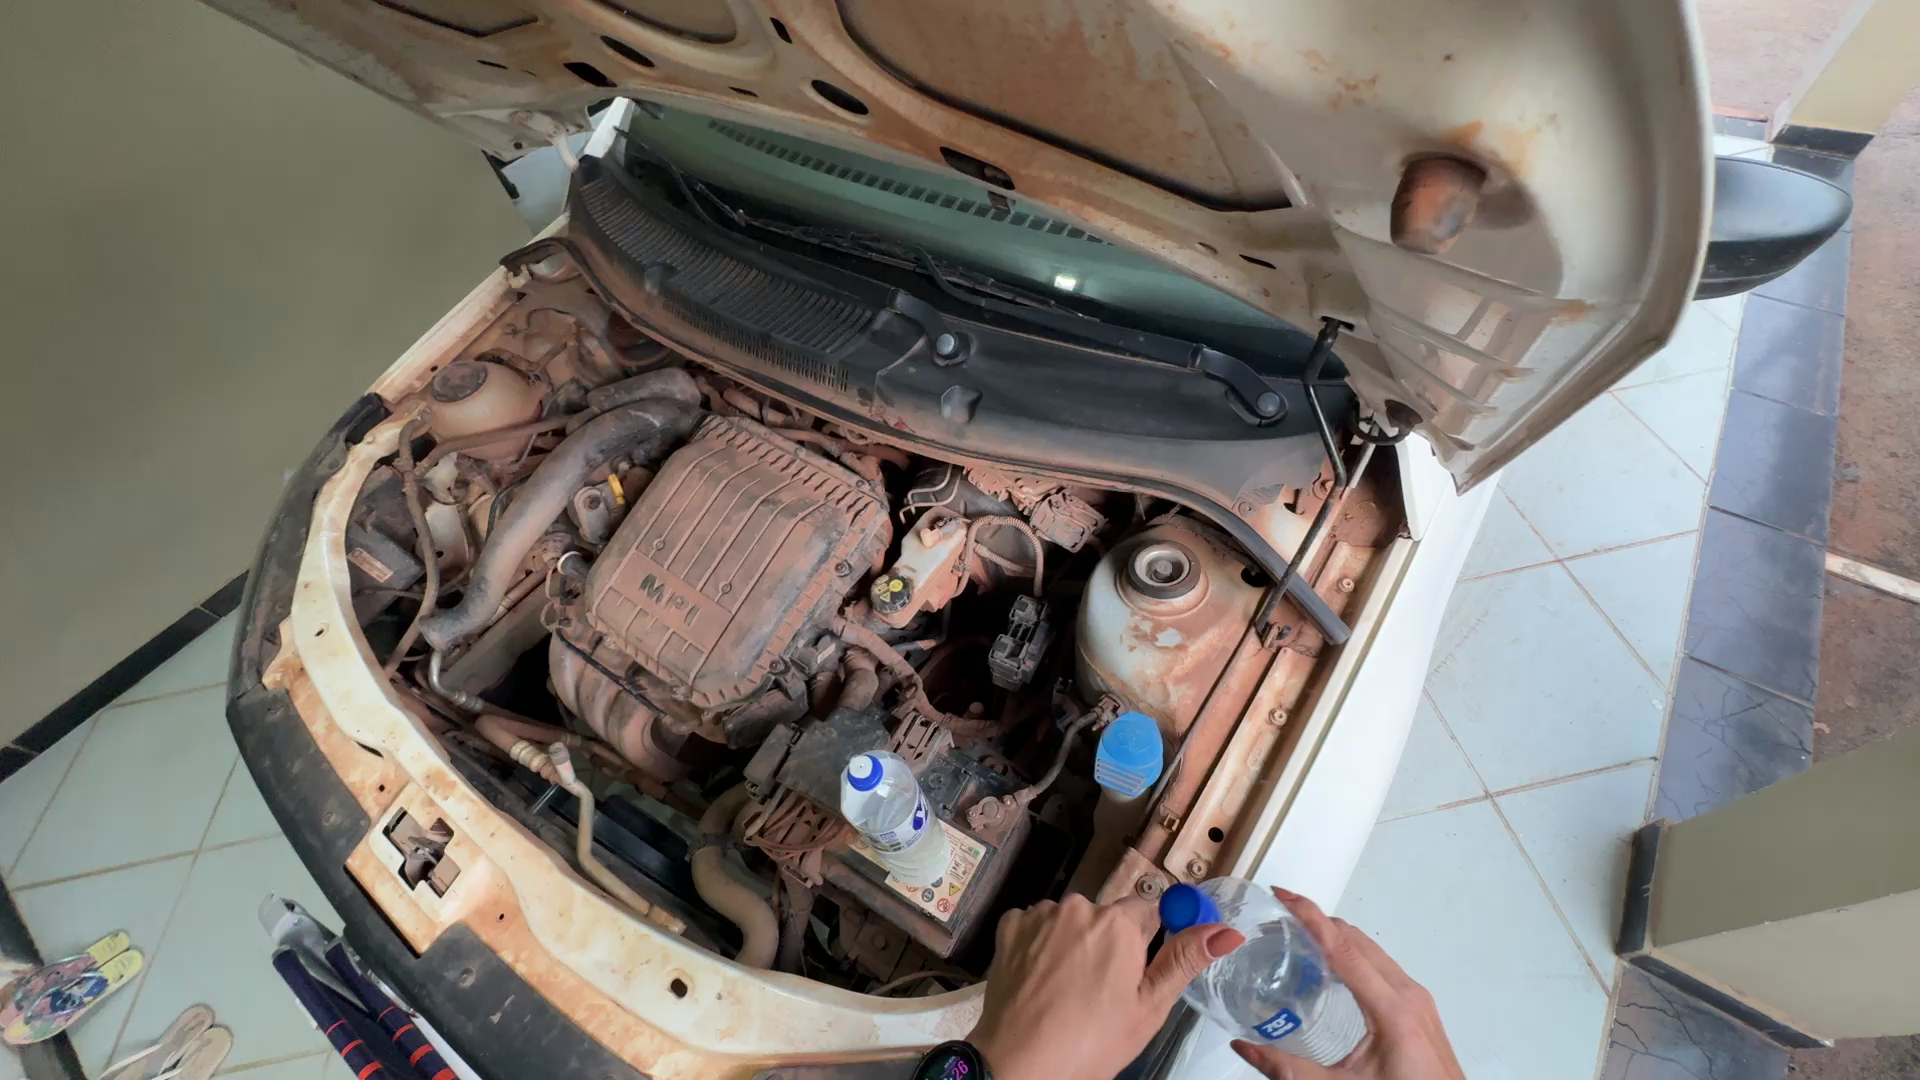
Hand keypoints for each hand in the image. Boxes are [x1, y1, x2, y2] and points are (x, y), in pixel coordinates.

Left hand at [968, 893, 1243, 1079]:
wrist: (1020, 1062)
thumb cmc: (1092, 1042)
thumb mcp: (1148, 1008)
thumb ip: (1185, 960)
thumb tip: (1227, 930)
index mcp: (1119, 922)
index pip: (1148, 910)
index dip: (1147, 938)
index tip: (1138, 967)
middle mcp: (1079, 904)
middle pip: (1105, 916)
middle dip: (1107, 944)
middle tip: (1100, 992)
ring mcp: (1041, 912)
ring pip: (1069, 920)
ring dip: (1072, 943)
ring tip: (1066, 991)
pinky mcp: (1010, 923)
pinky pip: (1034, 925)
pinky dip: (1038, 945)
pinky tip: (1038, 979)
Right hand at [1230, 889, 1464, 1079]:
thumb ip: (1291, 1071)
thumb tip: (1243, 1046)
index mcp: (1392, 1011)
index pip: (1343, 948)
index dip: (1309, 916)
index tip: (1281, 894)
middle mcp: (1408, 995)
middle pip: (1355, 939)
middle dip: (1316, 919)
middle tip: (1279, 917)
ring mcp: (1419, 999)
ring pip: (1369, 947)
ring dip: (1333, 933)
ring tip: (1299, 935)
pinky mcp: (1420, 1008)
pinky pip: (1380, 963)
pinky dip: (1350, 951)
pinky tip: (1331, 966)